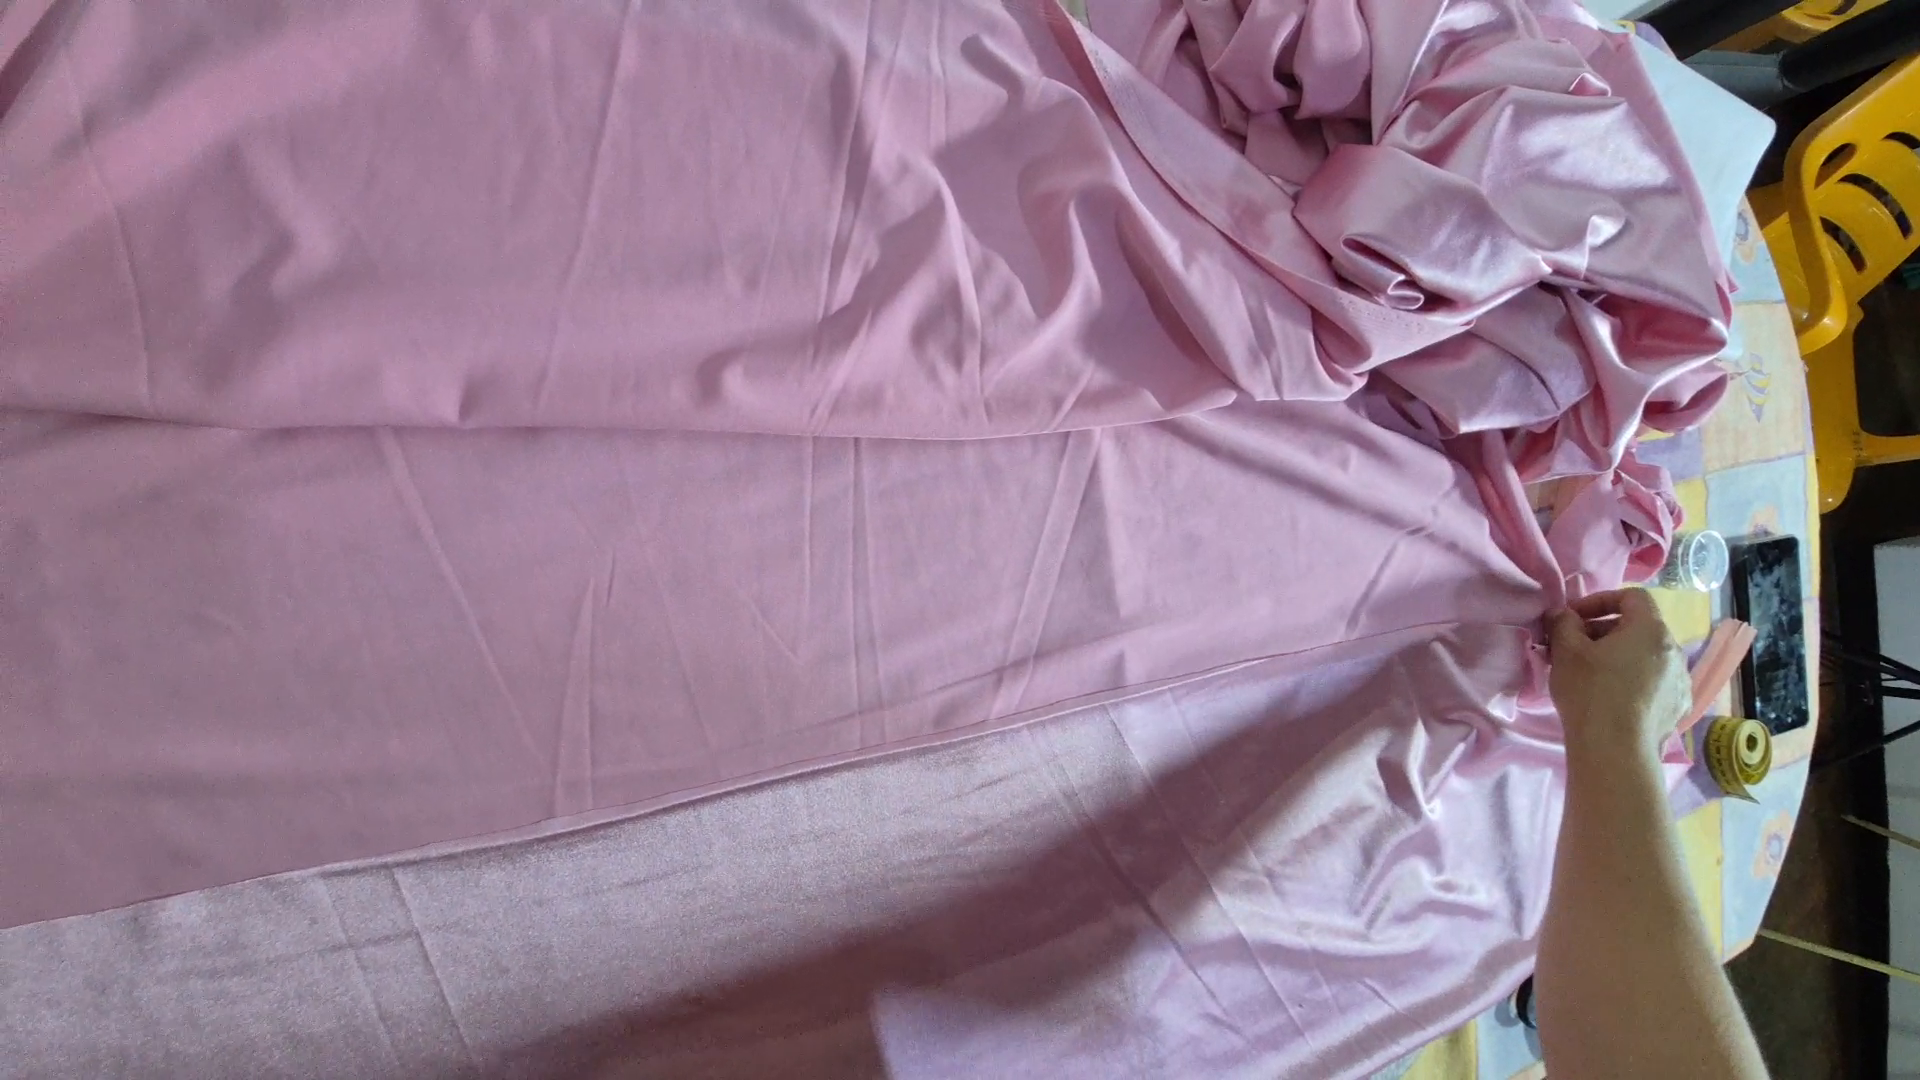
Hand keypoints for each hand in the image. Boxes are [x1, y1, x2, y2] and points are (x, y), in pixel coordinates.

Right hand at [1547, 588, 1690, 769]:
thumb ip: (1563, 623)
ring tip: (1588, 671)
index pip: (1633, 596)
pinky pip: (1652, 678)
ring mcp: (1680, 679)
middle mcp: (1673, 650)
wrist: (1616, 745)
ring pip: (1645, 654)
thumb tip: (1563, 614)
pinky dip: (1630, 676)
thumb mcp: (1566, 650)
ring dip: (1616, 653)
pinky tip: (1609, 694)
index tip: (1572, 617)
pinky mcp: (1678, 703)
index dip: (1599, 599)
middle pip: (1638, 626)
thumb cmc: (1590, 690)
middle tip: (1572, 645)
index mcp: (1650, 631)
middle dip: (1603, 629)